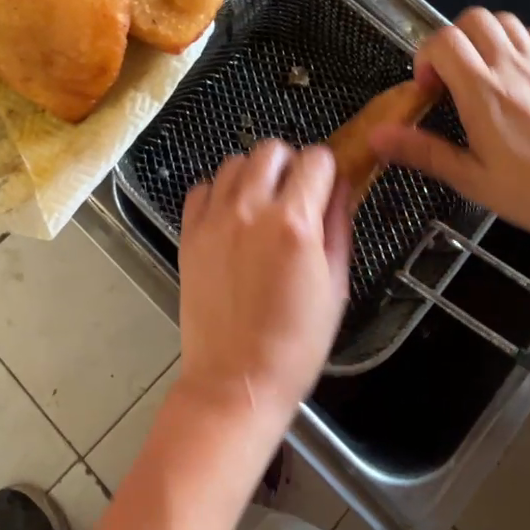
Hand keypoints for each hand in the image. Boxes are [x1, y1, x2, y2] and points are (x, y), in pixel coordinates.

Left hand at [176, 141, 352, 423]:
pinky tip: (231, 217)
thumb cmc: (295, 343)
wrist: (236, 381)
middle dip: (290, 163)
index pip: (315, 159)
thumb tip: (341, 186)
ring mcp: (214, 219)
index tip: (326, 186)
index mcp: (294, 223)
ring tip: (261, 206)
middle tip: (296, 194)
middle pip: (272, 149)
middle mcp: (251, 209)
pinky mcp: (189, 233)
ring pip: (235, 162)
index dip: (326, 169)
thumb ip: (338, 225)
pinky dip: (219, 193)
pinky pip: (202, 187)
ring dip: (254, 174)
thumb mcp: (335, 285)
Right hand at [369, 7, 529, 250]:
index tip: (429, 91)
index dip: (426, 57)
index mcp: (483, 92)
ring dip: (484, 37)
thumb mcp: (474, 181)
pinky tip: (520, 72)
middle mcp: (511, 67)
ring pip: (505, 21)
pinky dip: (522, 42)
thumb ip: (424, 152)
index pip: (443, 40)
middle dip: (452, 41)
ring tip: (480, 73)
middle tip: (450, 80)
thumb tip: (378, 135)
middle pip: (472, 19)